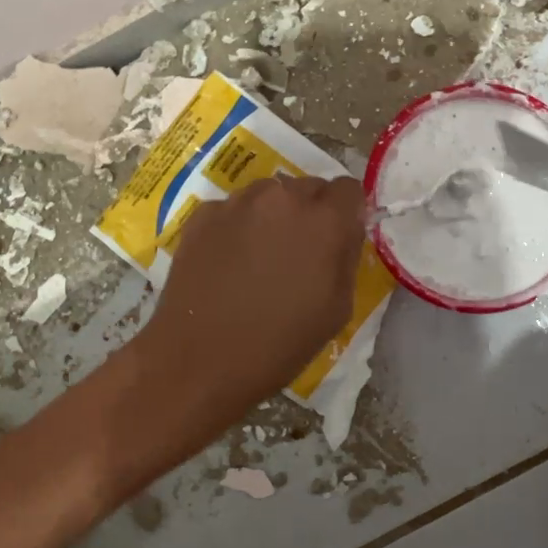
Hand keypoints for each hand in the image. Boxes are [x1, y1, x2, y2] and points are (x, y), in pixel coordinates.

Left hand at [128, 175, 366, 441]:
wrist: (198, 360)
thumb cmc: (279, 344)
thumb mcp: (337, 309)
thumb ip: (347, 256)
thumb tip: (346, 229)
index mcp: (325, 220)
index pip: (349, 189)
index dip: (346, 212)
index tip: (338, 237)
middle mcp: (284, 197)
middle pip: (309, 186)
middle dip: (311, 211)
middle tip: (299, 251)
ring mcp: (238, 202)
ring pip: (269, 194)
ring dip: (273, 215)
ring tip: (260, 256)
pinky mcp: (204, 214)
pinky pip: (233, 209)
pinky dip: (237, 226)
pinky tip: (229, 262)